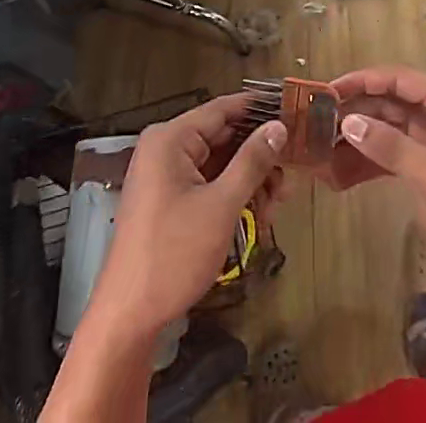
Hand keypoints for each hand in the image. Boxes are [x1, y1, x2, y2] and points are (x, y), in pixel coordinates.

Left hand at [87, 93, 286, 332]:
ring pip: (221, 162)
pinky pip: (209, 182)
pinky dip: (234, 194)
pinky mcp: (169, 198)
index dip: (261, 111)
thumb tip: (278, 126)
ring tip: (276, 203)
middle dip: (259, 155)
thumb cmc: (174, 254)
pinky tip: (258, 213)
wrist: (129, 316)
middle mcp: (166, 148)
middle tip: (292, 172)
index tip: (296, 115)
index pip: (224, 109)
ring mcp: (166, 175)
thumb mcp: (222, 205)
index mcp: (170, 139)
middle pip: (224, 136)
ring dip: (251, 179)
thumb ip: (252, 161)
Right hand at [323, 69, 425, 276]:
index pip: (398, 79)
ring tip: (320, 151)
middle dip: (354, 110)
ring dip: (358, 138)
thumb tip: (348, 121)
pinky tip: (340, 175)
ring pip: (388, 128)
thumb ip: (394, 148)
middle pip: (390, 101)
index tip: (325, 92)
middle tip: (313, 125)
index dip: (361, 80)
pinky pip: (393, 155)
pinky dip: (369, 162)